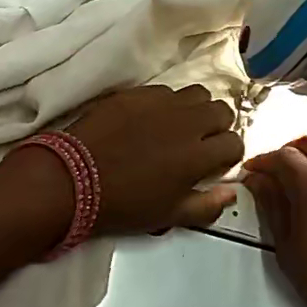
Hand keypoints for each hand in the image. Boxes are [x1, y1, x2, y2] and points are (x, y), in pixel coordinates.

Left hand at [65, 85, 244, 235]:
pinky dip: (166, 103)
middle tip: (200, 142)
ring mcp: (161, 103)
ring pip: (197, 94)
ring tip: (179, 126)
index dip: (228, 155)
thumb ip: (207, 206)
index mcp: (198, 155)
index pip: (235, 143)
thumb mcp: (168, 215)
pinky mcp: (137, 93)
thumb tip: (230, 193)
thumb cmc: (123, 204)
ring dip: (196, 109)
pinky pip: (165, 90)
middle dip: (217, 126)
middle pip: (222, 111)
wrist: (72, 179)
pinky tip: (150, 119)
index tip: (215, 164)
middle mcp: (187, 122)